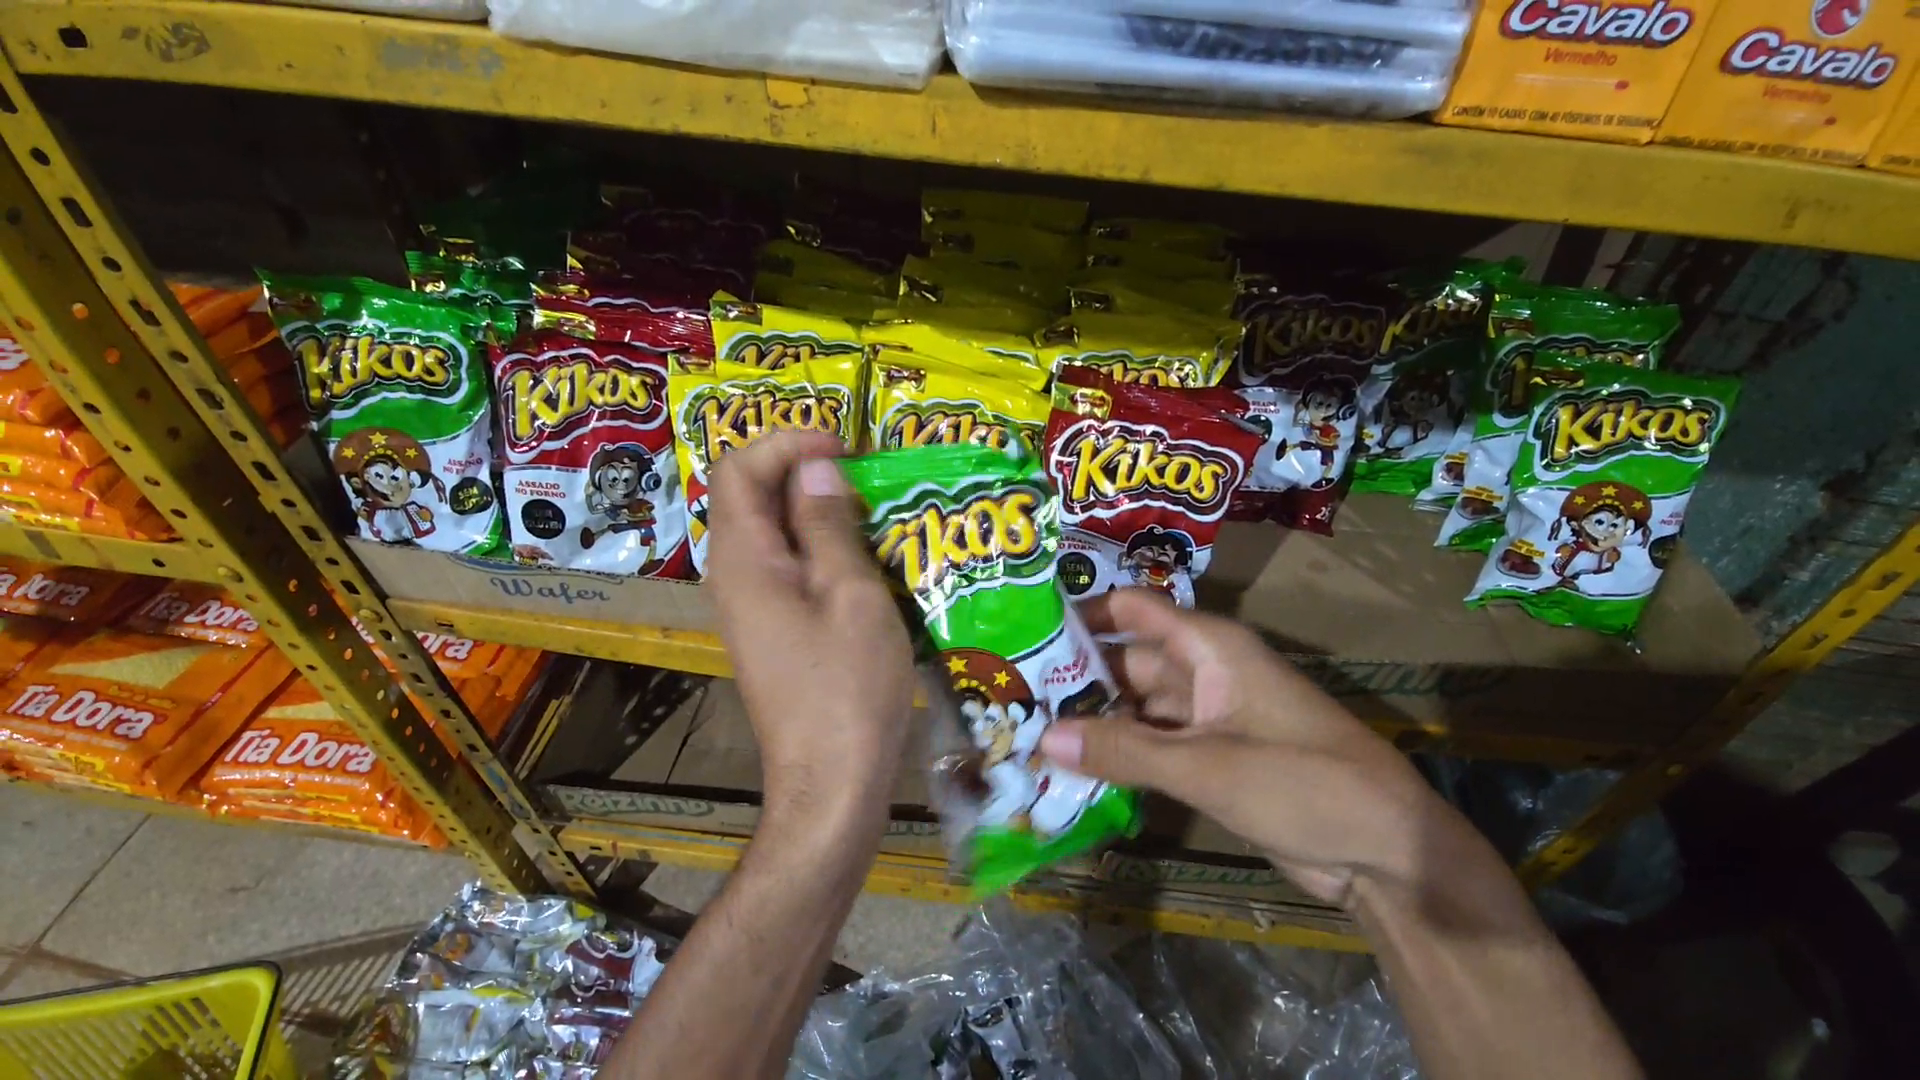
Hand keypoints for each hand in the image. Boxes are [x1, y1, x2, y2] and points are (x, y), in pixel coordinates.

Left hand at [704, 431, 916, 828]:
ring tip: (875, 513)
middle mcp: (733, 577)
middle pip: (751, 498)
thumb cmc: (847, 686)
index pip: (738, 468)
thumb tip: (815, 468)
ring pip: (773, 534)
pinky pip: (786, 569)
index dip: (786, 442)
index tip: (844, 447)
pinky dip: (820, 550)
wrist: (831, 780)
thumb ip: (829, 526)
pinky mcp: (771, 631)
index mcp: (744, 560)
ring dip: (818, 513)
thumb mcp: (851, 594)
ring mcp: (749, 608)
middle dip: (805, 473)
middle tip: (868, 476)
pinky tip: (866, 563)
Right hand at [1039, 589, 1457, 904]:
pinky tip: (1072, 769)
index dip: (1081, 613)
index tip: (1022, 630)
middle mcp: (1205, 672)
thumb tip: (1041, 738)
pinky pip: (1154, 745)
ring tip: (1025, 732)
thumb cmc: (1302, 781)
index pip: (1132, 611)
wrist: (1384, 851)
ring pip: (1137, 707)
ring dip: (1094, 721)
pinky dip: (1120, 754)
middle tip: (1009, 695)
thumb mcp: (1207, 765)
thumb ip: (1124, 751)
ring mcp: (1209, 718)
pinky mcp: (1213, 759)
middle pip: (1127, 661)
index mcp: (1210, 648)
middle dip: (1075, 678)